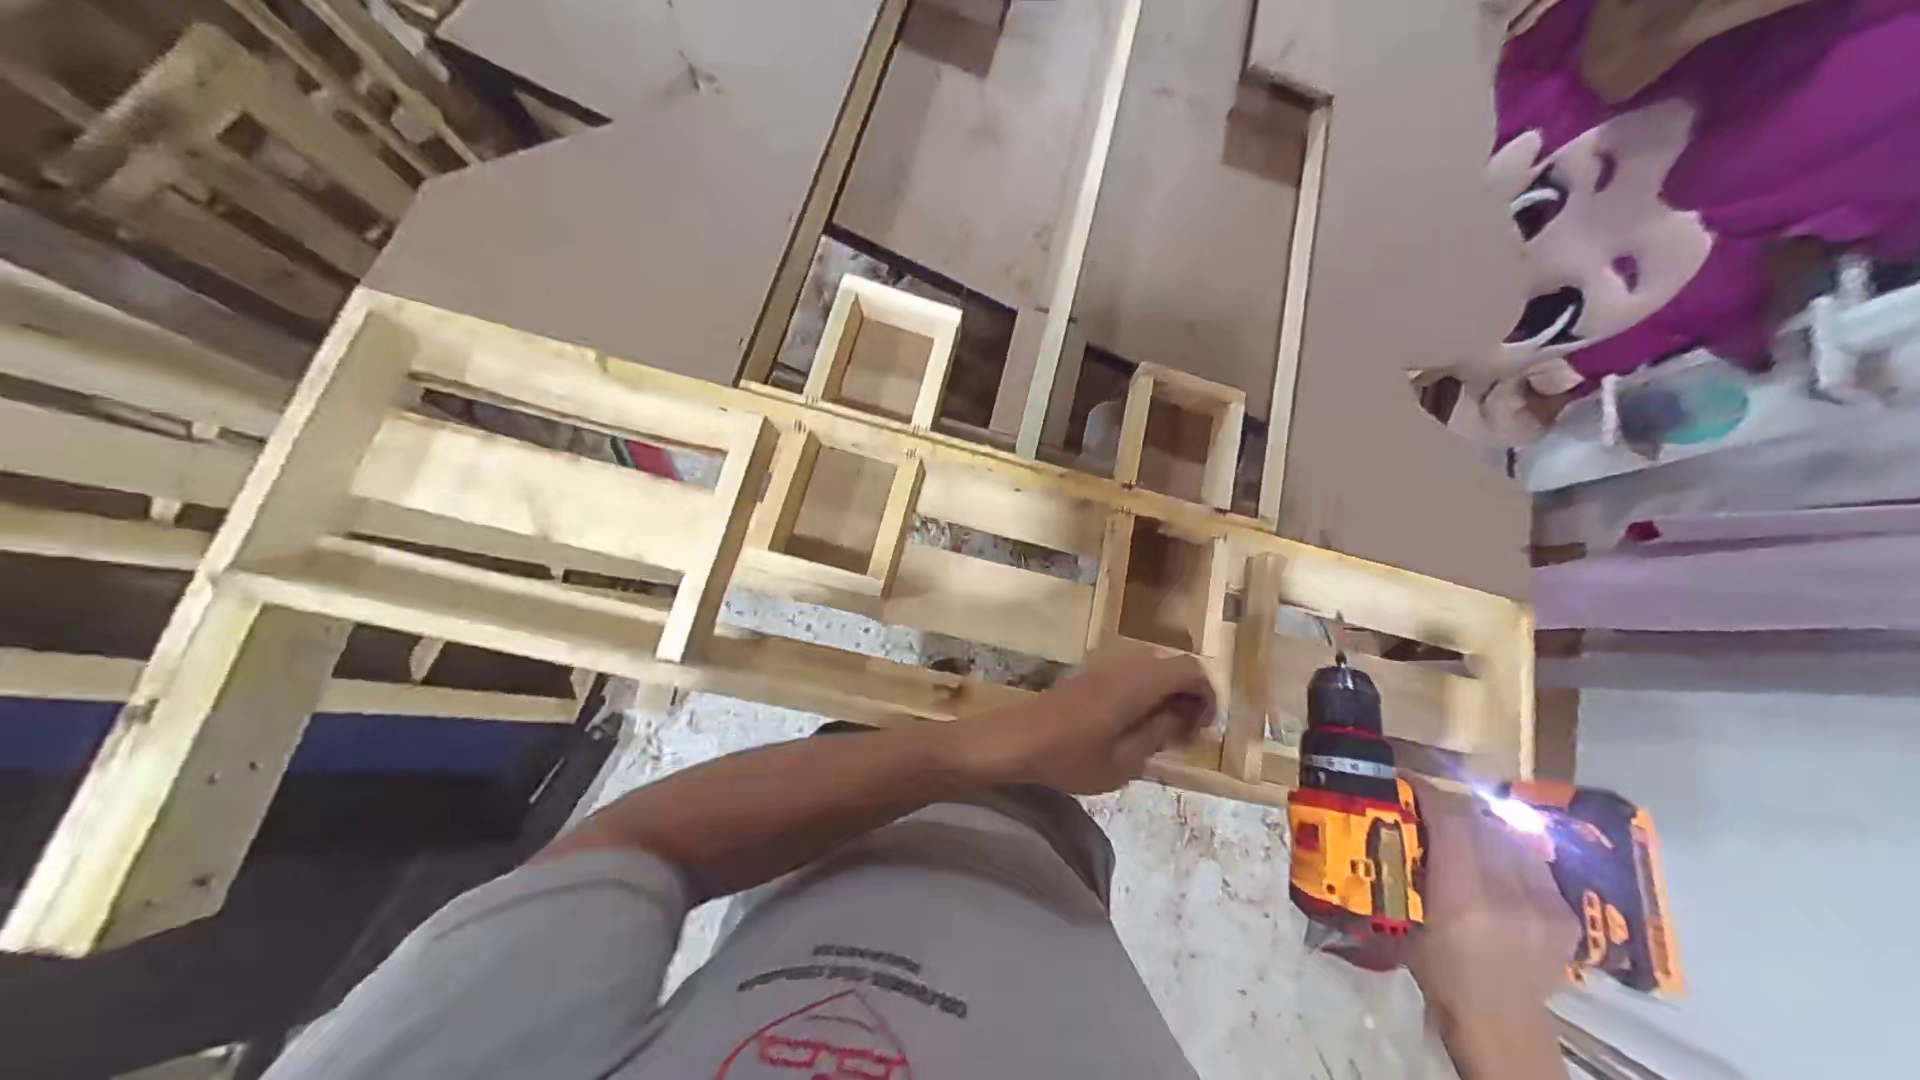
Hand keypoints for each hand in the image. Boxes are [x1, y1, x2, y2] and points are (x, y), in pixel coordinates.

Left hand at [946, 647, 1215, 793]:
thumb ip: (1159, 734)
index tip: (1201, 730)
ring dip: (1164, 696)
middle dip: (1187, 698)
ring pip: (1150, 670)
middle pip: (1172, 666)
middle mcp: (1123, 663)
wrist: (1014, 741)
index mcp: (1137, 681)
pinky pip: (1129, 674)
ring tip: (1158, 735)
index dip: (1207, 696)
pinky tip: (1130, 726)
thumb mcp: (1123, 761)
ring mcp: (1102, 666)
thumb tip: (1184, 717)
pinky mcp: (1087, 674)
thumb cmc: (1069, 757)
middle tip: (1182, 736)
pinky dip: (1142, 694)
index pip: (1191, 668)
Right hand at [1407, 780, 1579, 1079]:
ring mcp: (1544, 904)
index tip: (1408, 781)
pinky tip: (1494, 860)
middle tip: (1429, 804)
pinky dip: (1509, 852)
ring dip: (1483, 826)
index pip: (1453, 821)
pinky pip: (1533, 862)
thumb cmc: (1437, 968)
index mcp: (1462, 896)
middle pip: (1482, 822)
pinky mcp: (1565, 914)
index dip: (1430, 793)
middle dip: (1452, 805)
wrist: (1498, 1020)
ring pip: (1511, 837)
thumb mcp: (1405, 916)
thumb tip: (1393, 821)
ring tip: (1462, 828)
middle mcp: (1508, 894)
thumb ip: (1406, 869)